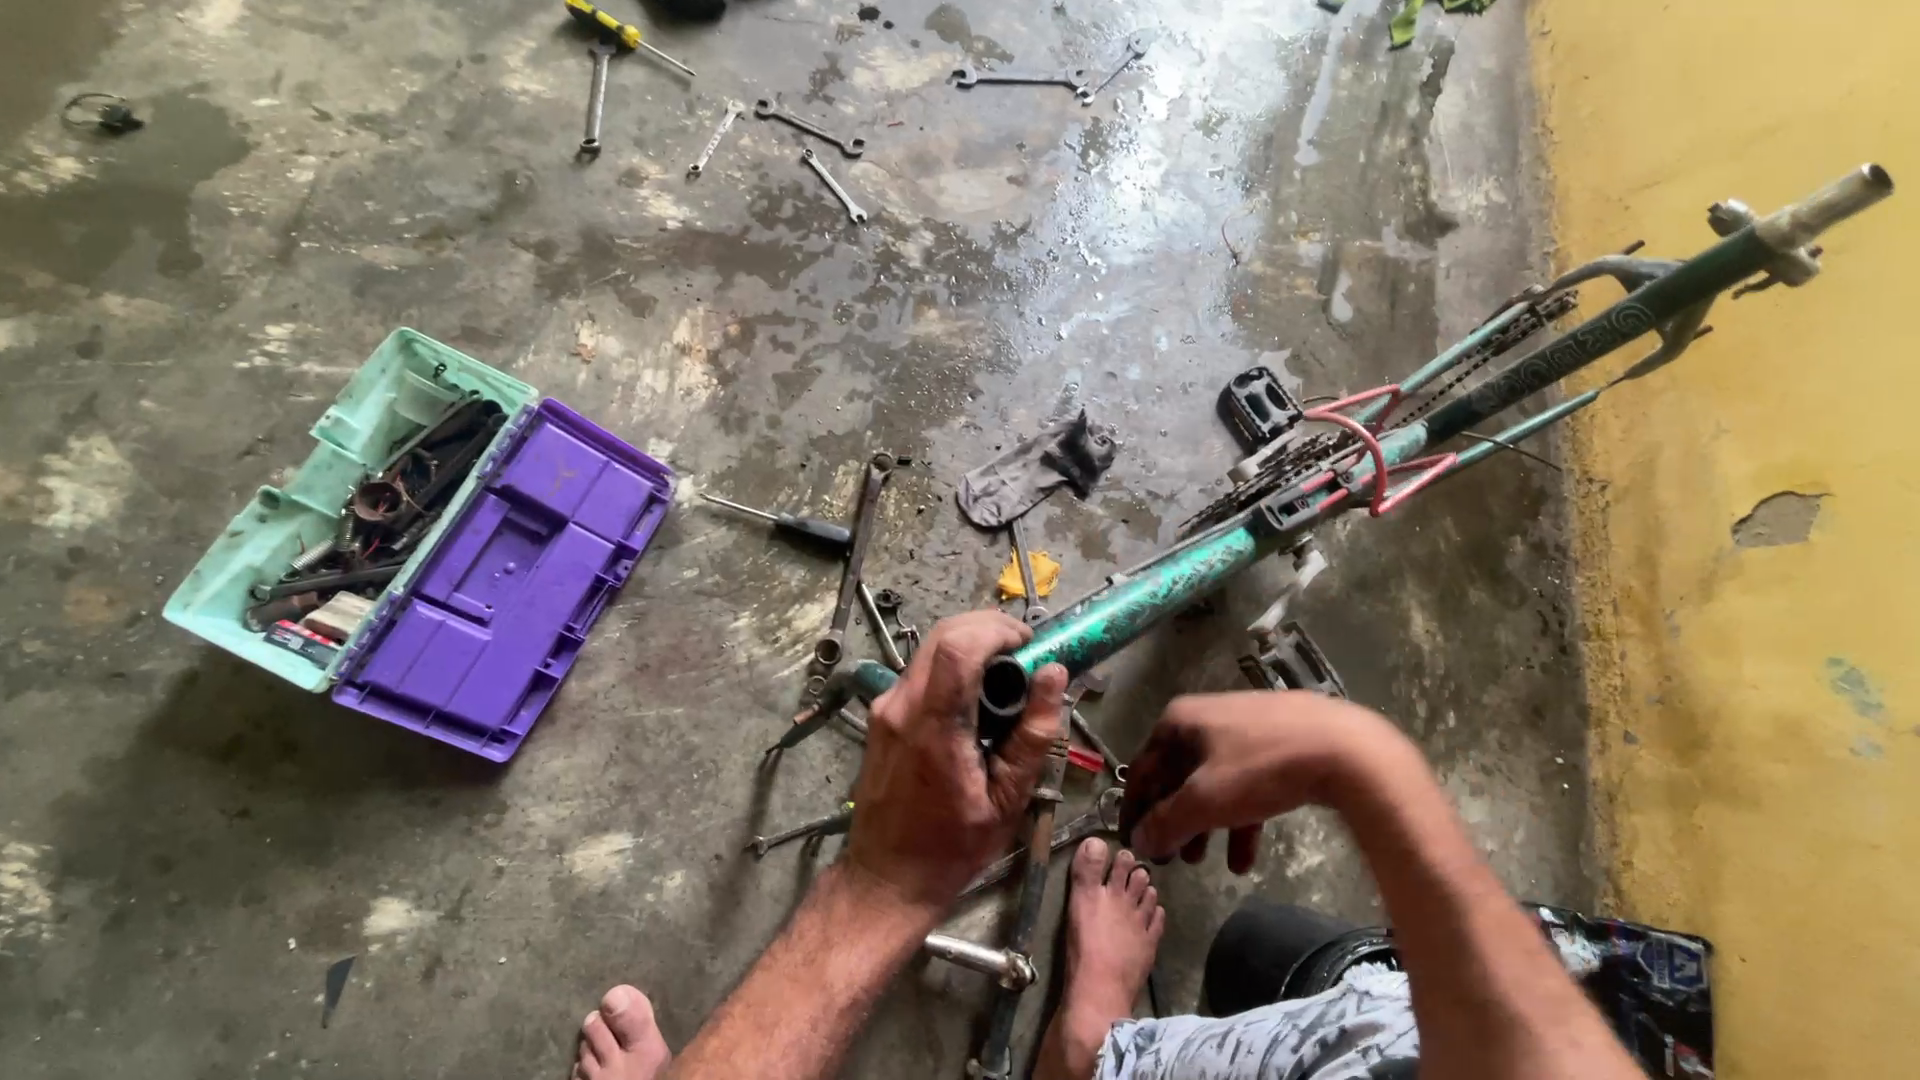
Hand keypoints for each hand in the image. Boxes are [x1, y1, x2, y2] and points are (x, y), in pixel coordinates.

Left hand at [843, 611, 1068, 911]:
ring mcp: (885, 708)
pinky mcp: (882, 715)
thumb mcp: (1008, 800)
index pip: (957, 646)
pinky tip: (976, 699)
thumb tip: (1054, 675)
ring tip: (1006, 678)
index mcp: (932, 727)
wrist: (887, 877)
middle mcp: (901, 706)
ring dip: (971, 647)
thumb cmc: (951, 848)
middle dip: (989, 630)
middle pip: (942, 634)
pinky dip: (953, 667)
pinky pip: (920, 671)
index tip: (1030, 645)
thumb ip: (1033, 735)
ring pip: (929, 648)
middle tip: (1025, 655)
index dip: (997, 630)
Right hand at [1119, 691, 1414, 872]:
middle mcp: (1205, 718)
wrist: (1346, 749)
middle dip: (1174, 822)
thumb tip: (1138, 841)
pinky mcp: (1277, 742)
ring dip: (1205, 825)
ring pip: (1212, 782)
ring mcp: (1244, 727)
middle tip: (1172, 859)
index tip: (1133, 843)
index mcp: (1179, 721)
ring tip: (1205, 862)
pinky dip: (1239, 817)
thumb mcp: (1206, 800)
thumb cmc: (1261, 769)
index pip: (1143, 770)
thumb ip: (1167, 823)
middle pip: (1177, 777)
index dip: (1135, 810)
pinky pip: (1245, 782)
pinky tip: (1245, 858)